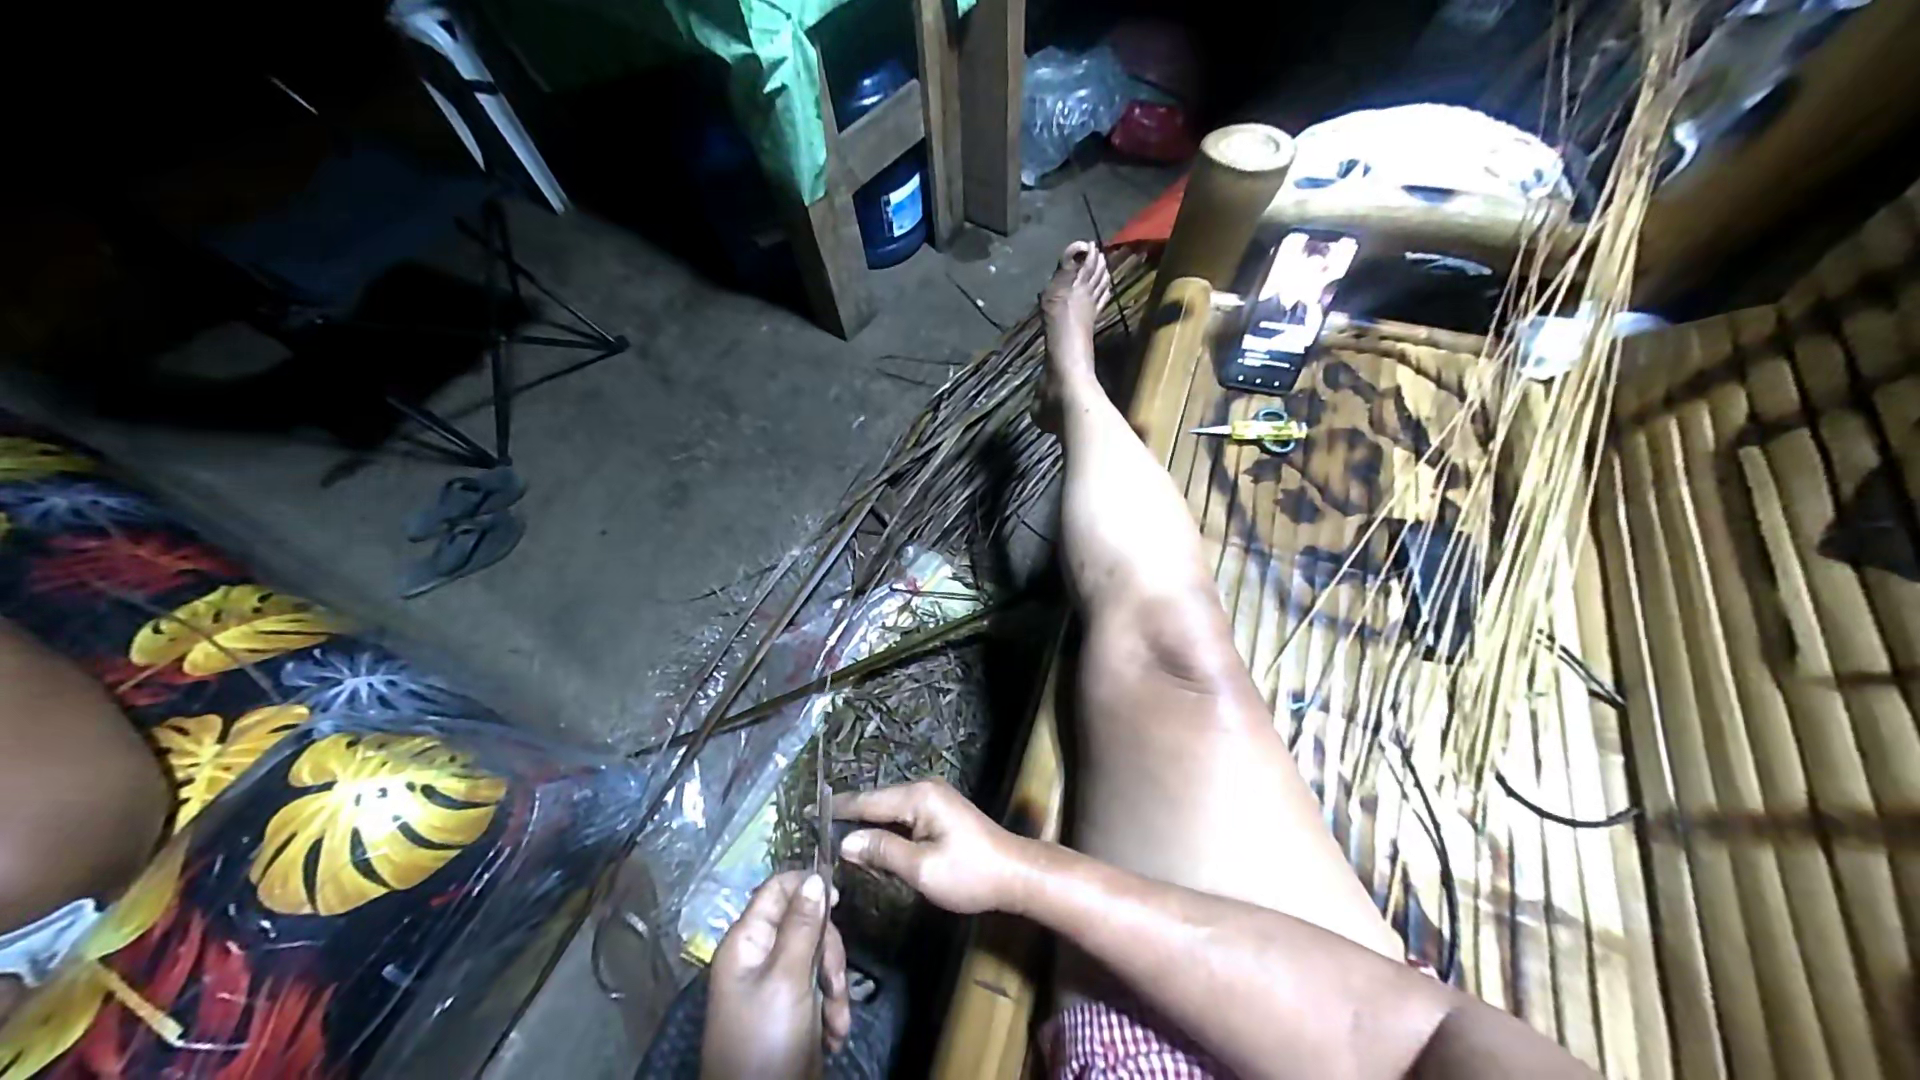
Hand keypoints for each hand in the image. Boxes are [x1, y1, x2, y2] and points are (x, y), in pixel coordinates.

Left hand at [701, 871, 851, 1079]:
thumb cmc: (765, 1041)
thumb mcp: (786, 979)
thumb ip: (802, 926)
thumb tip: (815, 877)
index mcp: (748, 941)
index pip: (777, 890)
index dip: (807, 886)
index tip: (838, 898)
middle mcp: (760, 957)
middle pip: (805, 924)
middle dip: (829, 951)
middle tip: (834, 981)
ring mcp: (776, 985)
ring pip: (818, 957)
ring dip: (834, 986)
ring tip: (836, 1021)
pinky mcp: (791, 1010)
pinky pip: (819, 990)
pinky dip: (832, 1009)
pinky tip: (834, 1034)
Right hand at [833, 779, 1036, 914]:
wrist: (1016, 874)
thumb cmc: (970, 873)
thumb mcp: (922, 869)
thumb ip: (882, 852)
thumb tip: (845, 842)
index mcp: (918, 796)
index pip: (867, 800)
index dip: (837, 808)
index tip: (808, 811)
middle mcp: (924, 789)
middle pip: (876, 803)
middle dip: (849, 818)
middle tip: (817, 832)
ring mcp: (933, 799)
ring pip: (888, 811)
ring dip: (866, 826)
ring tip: (835, 838)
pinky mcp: (939, 812)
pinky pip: (902, 817)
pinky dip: (884, 830)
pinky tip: (870, 844)